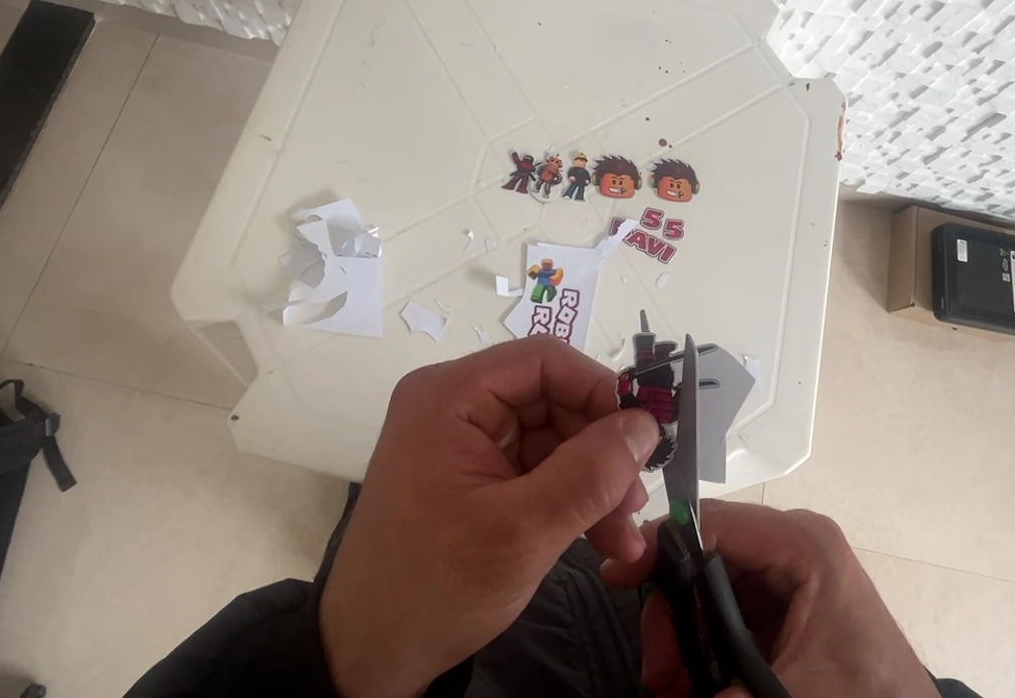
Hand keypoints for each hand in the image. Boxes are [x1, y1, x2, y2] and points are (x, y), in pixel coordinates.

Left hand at [319, 338, 661, 697]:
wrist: (368, 654)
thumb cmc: (433, 588)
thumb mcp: (522, 531)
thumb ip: (590, 474)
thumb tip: (646, 425)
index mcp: (450, 396)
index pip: (542, 360)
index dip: (598, 388)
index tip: (642, 433)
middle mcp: (455, 405)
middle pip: (552, 398)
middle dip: (600, 448)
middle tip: (634, 500)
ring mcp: (464, 440)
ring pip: (553, 436)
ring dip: (593, 480)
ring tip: (622, 533)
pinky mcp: (474, 474)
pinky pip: (537, 467)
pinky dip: (571, 498)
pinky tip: (601, 536)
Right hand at [601, 501, 941, 697]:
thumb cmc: (866, 697)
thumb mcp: (795, 693)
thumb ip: (727, 690)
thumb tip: (664, 691)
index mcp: (802, 544)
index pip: (714, 521)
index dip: (661, 544)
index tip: (619, 576)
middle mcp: (789, 543)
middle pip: (703, 556)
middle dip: (671, 614)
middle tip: (657, 672)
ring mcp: (784, 570)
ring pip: (706, 585)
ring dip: (681, 635)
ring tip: (671, 687)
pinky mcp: (780, 600)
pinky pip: (723, 608)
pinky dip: (701, 643)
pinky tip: (691, 681)